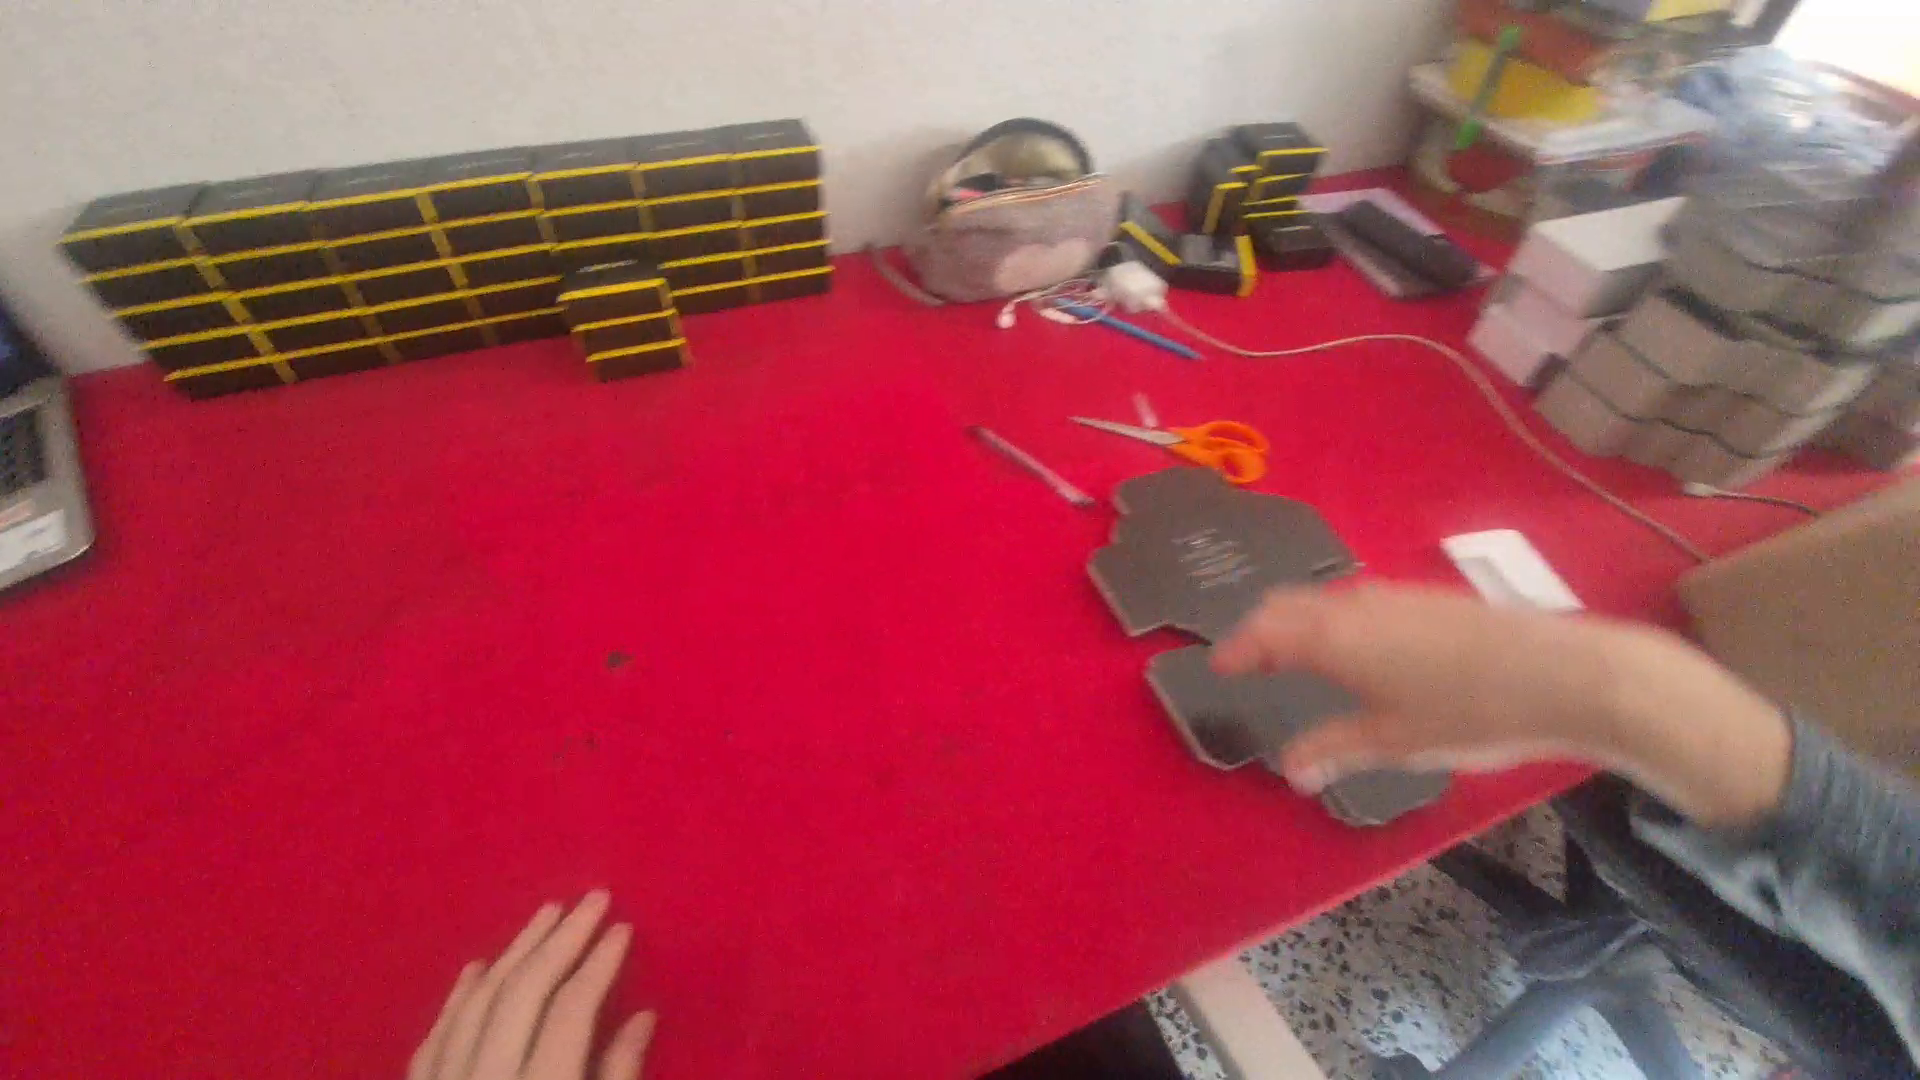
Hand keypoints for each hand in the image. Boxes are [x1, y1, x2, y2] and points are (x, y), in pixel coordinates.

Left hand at [409, 891, 654, 1079]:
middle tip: (594, 897)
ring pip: (476, 1005)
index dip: (600, 964)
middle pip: (522, 994)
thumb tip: (643, 1016)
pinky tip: (478, 968)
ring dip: (515, 952)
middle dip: (563, 938)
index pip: (571, 1010)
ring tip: (548, 912)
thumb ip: (619, 1077)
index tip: (624, 926)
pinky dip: (457, 1000)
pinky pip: (432, 1042)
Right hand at [1212, 584, 1793, 826]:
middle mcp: (1351, 606)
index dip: (1235, 649)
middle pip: (1285, 604)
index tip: (1219, 666)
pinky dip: (1331, 618)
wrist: (1568, 673)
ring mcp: (1390, 596)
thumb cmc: (1469, 712)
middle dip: (1259, 629)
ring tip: (1295, 654)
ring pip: (1321, 599)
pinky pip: (1354, 600)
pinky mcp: (1424, 597)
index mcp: (1331, 638)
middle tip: (1250, 660)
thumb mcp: (1394, 742)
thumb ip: (1334, 749)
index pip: (1262, 633)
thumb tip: (1292, 772)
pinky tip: (1358, 647)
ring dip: (1296, 621)